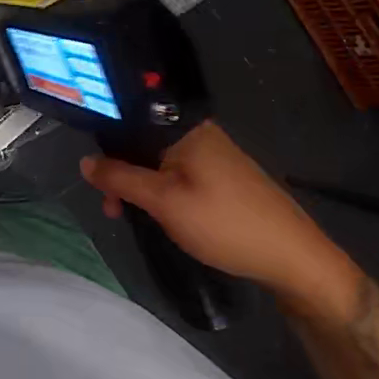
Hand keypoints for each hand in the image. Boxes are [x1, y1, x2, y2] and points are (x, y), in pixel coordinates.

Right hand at [80, 121, 356, 307]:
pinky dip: (162, 192)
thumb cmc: (223, 223)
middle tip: (112, 210)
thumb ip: (121, 178)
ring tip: (132, 219)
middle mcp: (199, 133)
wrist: (293, 257)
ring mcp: (214, 154)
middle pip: (144, 142)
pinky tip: (160, 215)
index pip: (130, 120)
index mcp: (185, 128)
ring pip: (161, 162)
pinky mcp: (223, 176)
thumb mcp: (163, 202)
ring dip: (140, 187)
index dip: (107, 146)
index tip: (96, 179)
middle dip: (122, 173)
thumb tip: (85, 161)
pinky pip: (179, 174)